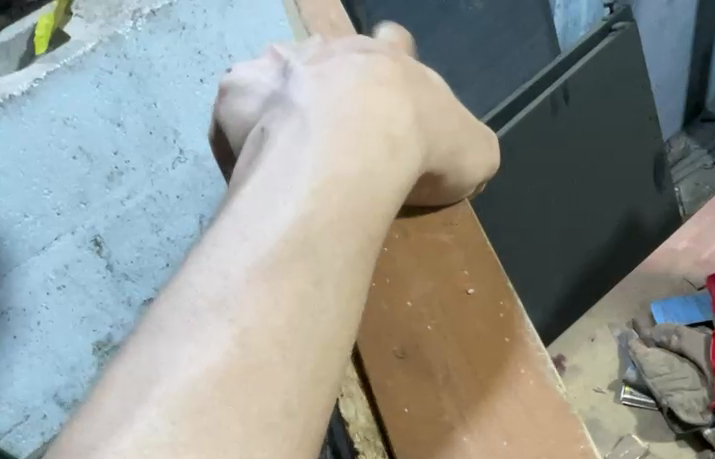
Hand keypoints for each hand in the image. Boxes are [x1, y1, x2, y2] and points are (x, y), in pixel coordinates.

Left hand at [210, 23, 498, 206]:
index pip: (398, 45)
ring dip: (288, 99)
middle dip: (338, 79)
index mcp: (393, 61)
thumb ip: (470, 148)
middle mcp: (337, 52)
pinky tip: (254, 154)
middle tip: (341, 127)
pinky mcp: (243, 93)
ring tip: (292, 144)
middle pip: (337, 48)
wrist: (356, 145)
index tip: (394, 102)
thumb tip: (467, 157)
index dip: (396, 67)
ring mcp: (285, 66)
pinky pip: (239, 101)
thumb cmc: (421, 145)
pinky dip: (245, 124)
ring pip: (282, 67)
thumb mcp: (475, 154)